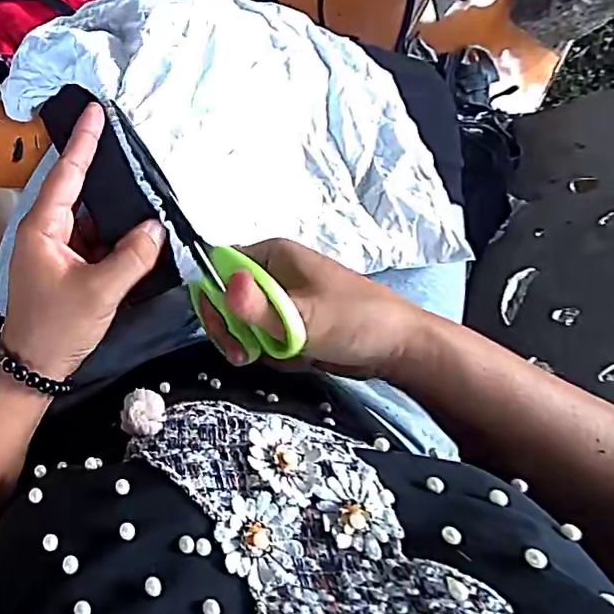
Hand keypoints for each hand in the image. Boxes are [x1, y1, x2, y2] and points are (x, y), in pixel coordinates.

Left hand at [0, 104, 165, 381]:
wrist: (32, 368)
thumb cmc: (53, 329)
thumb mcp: (98, 292)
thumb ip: (132, 258)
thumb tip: (155, 228)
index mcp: (43, 229)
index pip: (66, 174)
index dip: (84, 141)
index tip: (96, 112)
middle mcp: (46, 232)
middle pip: (79, 191)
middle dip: (105, 173)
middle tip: (130, 148)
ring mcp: (56, 249)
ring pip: (91, 218)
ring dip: (115, 212)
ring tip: (144, 195)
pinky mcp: (67, 265)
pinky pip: (95, 240)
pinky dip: (115, 237)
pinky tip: (138, 235)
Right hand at [196, 238, 434, 379]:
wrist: (399, 348)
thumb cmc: (357, 321)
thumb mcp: (304, 318)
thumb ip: (260, 309)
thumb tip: (225, 286)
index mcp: (273, 255)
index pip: (219, 267)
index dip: (215, 297)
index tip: (225, 329)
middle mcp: (273, 273)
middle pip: (227, 298)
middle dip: (233, 329)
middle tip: (244, 355)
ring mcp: (283, 299)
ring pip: (244, 322)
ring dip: (253, 344)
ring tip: (274, 357)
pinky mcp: (292, 322)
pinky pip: (264, 337)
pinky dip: (272, 352)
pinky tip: (293, 358)